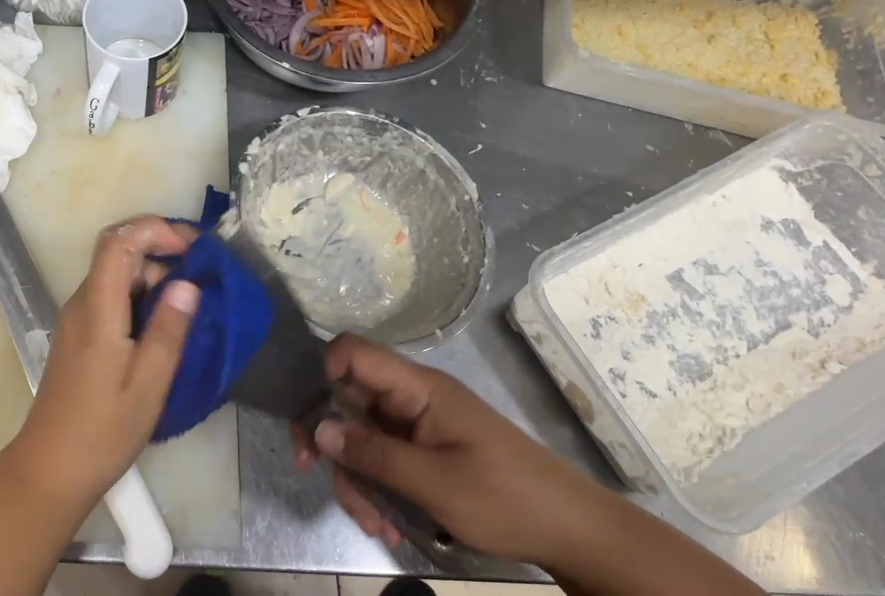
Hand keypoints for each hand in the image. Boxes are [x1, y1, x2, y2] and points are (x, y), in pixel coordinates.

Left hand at [6, 217, 201, 508]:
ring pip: (117, 276)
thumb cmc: (102, 431)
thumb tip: (188, 283)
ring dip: (154, 280)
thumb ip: (168, 331)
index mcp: (97, 308)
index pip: (118, 240)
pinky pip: (112, 299)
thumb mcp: (148, 385)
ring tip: (190, 310)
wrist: (49, 470)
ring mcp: (78, 319)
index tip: (192, 248)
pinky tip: (165, 328)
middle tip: (201, 280)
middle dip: (161, 253)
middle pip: (119, 253)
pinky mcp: (79, 336)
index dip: (155, 229)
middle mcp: (82, 303)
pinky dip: (141, 299)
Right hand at [294, 334, 619, 571]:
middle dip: (336, 446)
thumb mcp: (434, 483)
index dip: (325, 371)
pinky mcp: (428, 454)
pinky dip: (379, 490)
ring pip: (364, 440)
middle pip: (351, 403)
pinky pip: (386, 461)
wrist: (571, 532)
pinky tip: (388, 525)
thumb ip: (374, 455)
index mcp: (419, 389)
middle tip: (320, 479)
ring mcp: (420, 428)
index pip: (356, 352)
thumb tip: (318, 428)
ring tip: (375, 525)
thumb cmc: (505, 498)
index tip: (312, 418)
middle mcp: (414, 400)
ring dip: (358, 480)